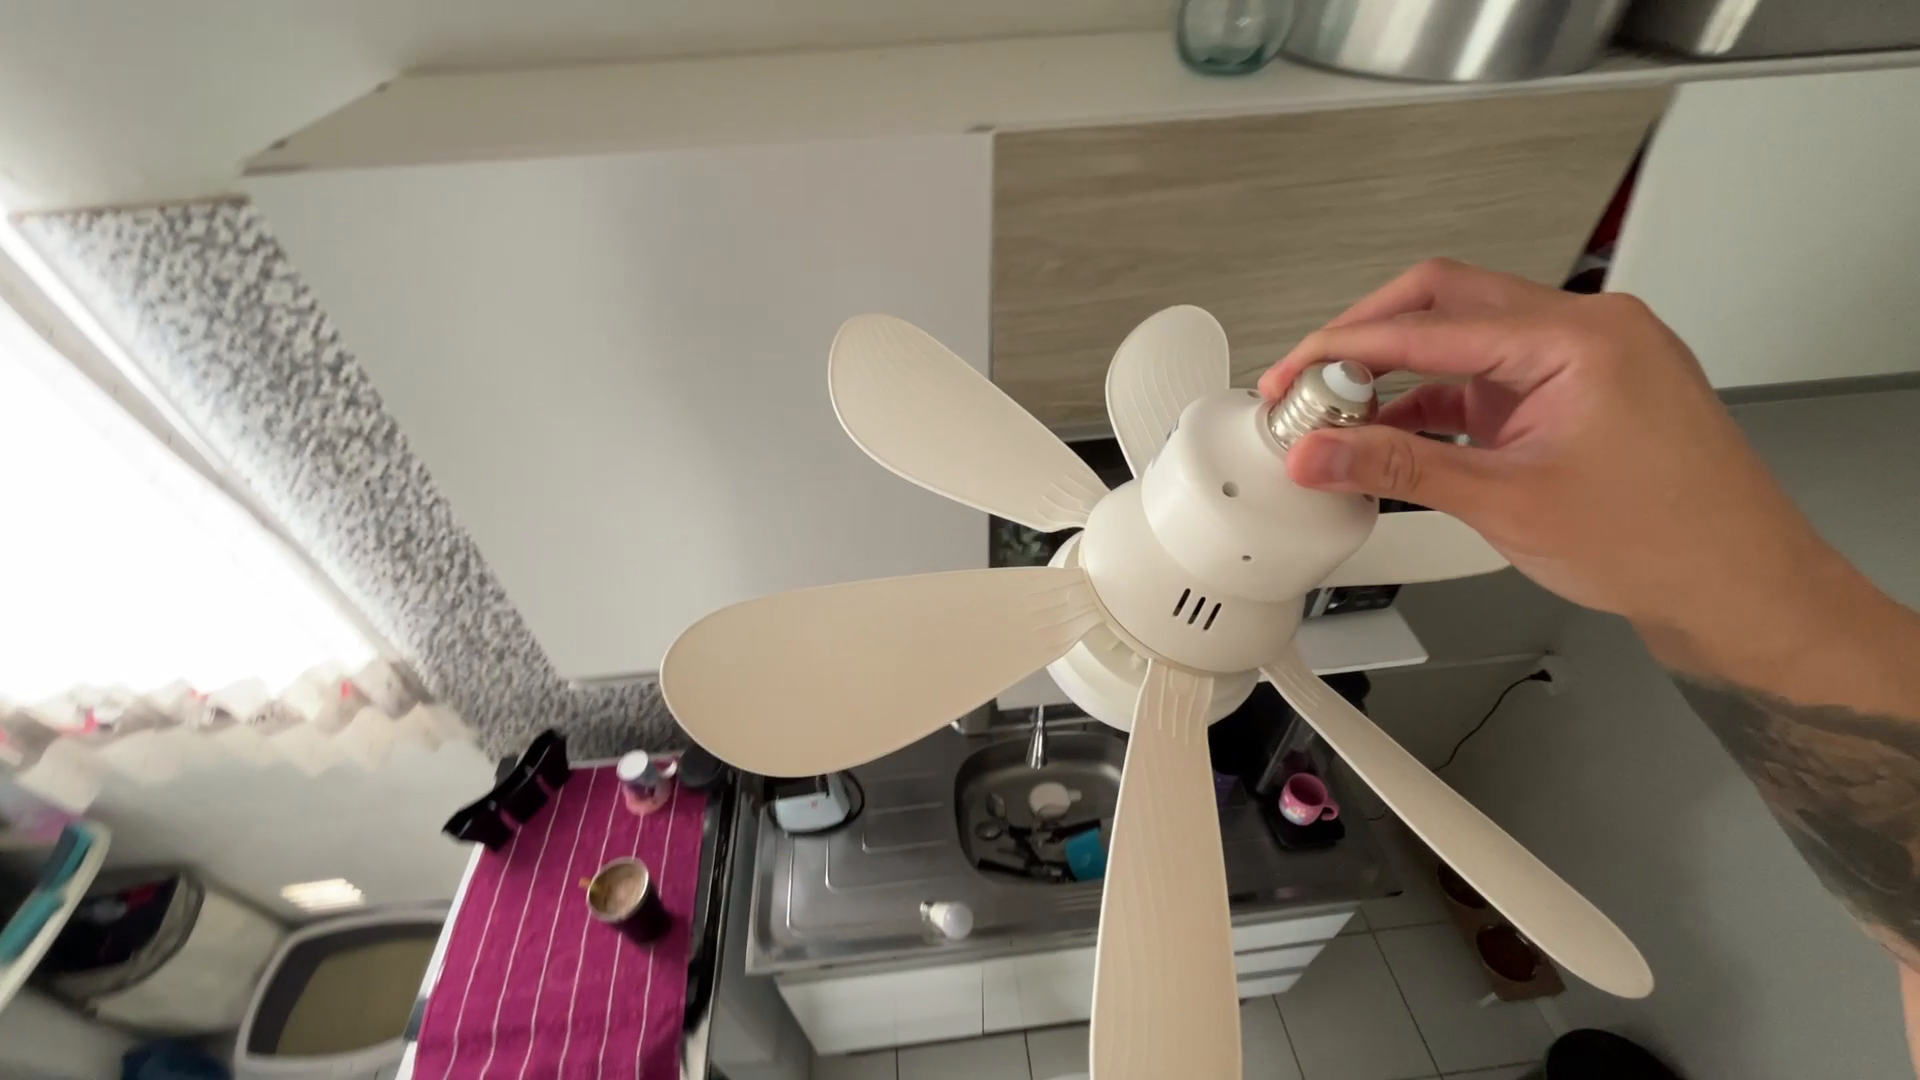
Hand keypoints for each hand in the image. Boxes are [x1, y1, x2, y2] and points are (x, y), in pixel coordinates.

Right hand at [1257, 259, 1862, 667]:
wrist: (1733, 586)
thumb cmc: (1661, 539)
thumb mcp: (1504, 501)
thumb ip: (1398, 468)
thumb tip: (1318, 453)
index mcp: (1578, 339)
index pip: (1429, 325)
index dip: (1344, 348)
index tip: (1292, 375)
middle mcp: (1578, 334)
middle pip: (1440, 304)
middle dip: (1361, 337)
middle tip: (1304, 378)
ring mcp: (1569, 364)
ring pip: (1453, 339)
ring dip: (1389, 371)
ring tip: (1334, 411)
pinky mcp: (1557, 395)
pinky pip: (1471, 380)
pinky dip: (1420, 402)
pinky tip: (1383, 433)